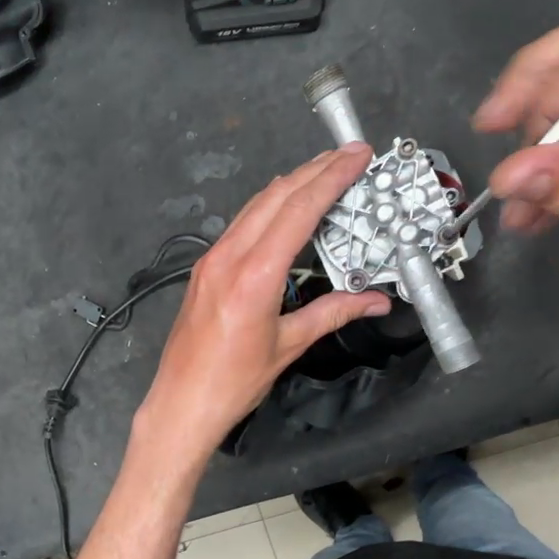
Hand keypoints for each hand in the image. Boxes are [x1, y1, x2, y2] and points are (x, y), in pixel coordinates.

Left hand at [136, 144, 391, 456]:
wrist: (181, 404)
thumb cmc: (232, 382)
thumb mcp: (288, 346)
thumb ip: (333, 313)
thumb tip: (376, 301)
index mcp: (254, 276)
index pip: (298, 210)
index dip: (332, 177)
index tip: (358, 155)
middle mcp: (228, 258)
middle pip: (275, 197)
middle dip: (315, 170)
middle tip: (349, 154)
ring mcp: (211, 261)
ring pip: (254, 207)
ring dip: (291, 185)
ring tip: (324, 171)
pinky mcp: (203, 270)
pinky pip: (240, 225)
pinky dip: (269, 207)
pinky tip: (286, 207)